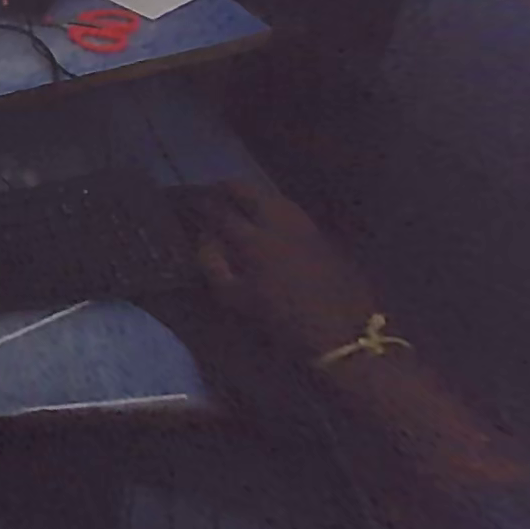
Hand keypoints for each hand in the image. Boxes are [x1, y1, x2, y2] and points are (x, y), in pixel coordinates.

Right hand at [180, 180, 380, 359]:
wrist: (348, 340)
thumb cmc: (282, 320)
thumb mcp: (234, 297)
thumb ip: (211, 263)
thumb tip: (204, 238)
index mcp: (252, 238)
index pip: (215, 208)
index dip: (195, 200)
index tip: (181, 198)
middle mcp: (278, 225)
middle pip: (247, 190)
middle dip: (224, 188)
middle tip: (208, 192)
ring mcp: (306, 229)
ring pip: (273, 197)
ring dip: (251, 195)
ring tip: (237, 202)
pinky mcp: (325, 240)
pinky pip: (291, 212)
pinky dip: (272, 208)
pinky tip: (267, 221)